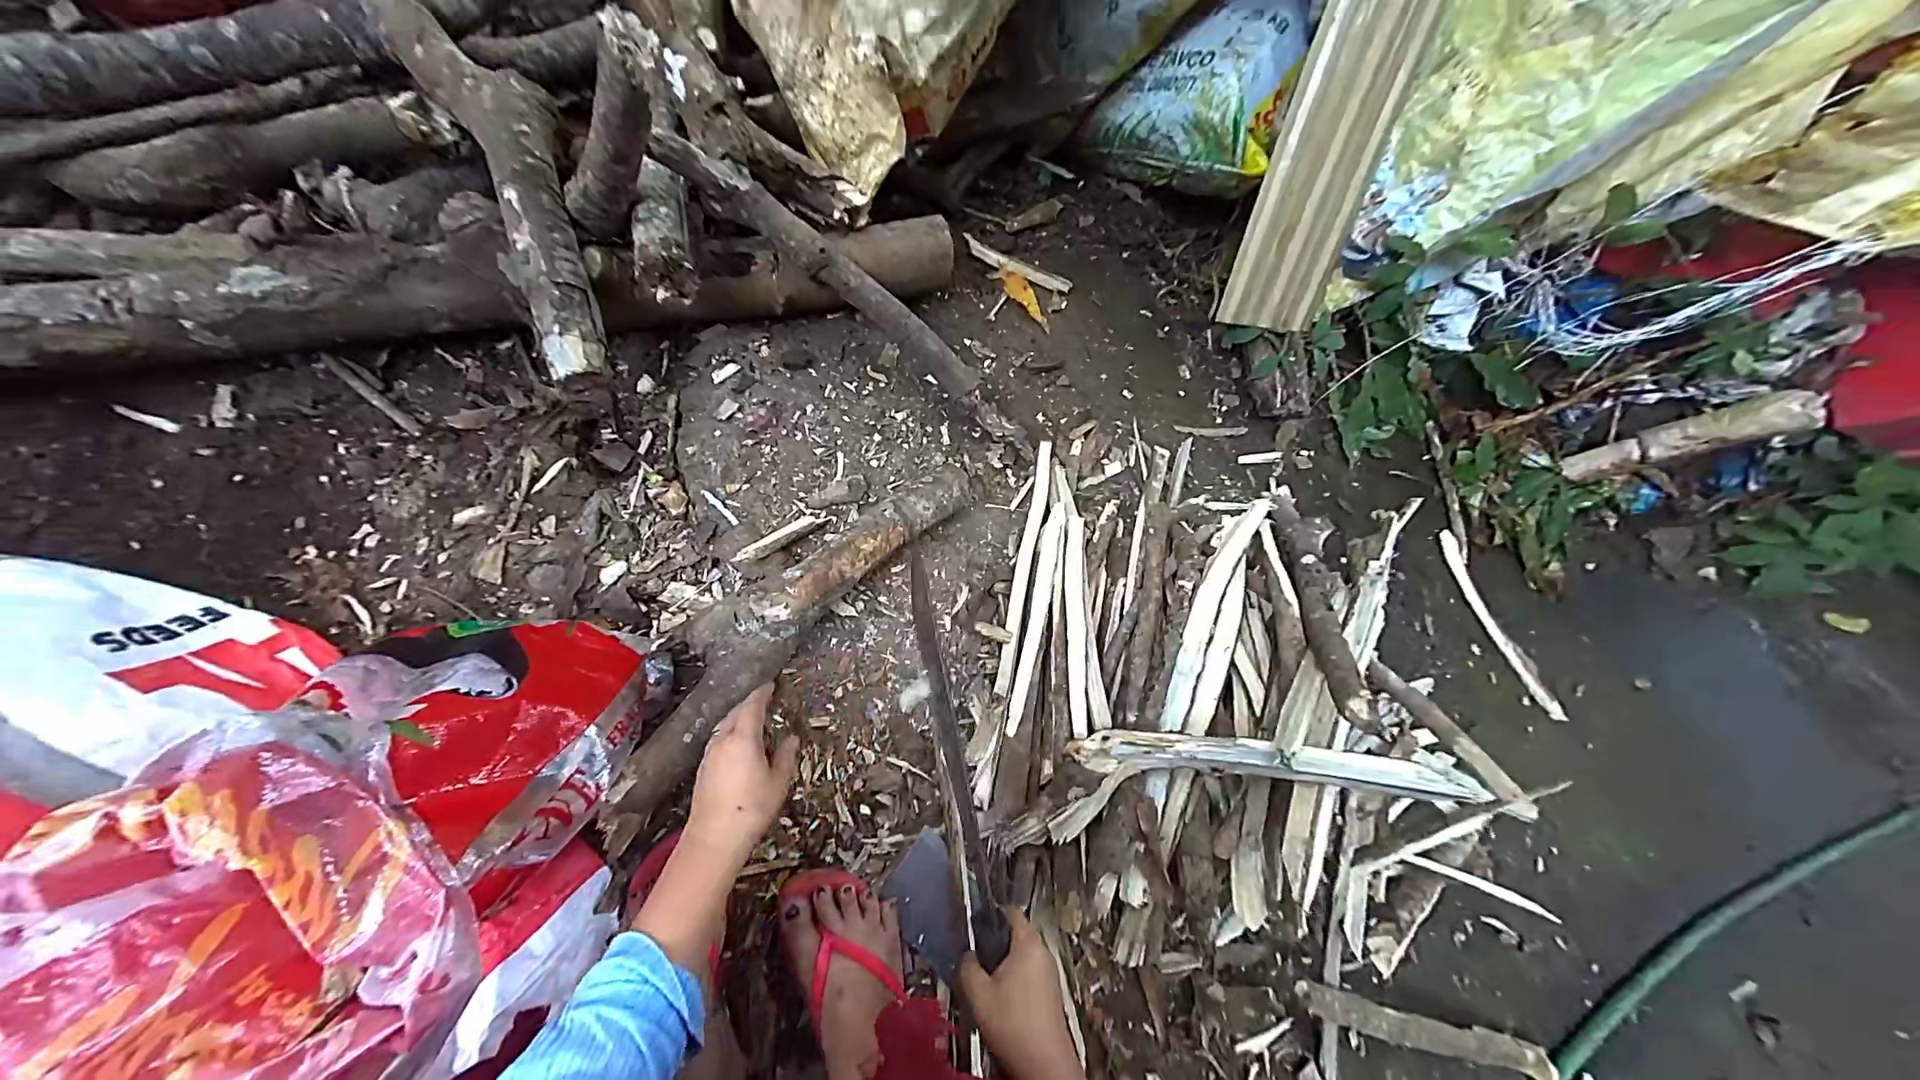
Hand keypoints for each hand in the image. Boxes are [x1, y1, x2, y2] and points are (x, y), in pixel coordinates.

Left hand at [685, 682, 798, 863]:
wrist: (714, 838)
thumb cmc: (752, 808)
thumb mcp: (778, 782)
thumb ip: (786, 756)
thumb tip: (791, 739)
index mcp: (743, 738)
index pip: (752, 706)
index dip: (761, 693)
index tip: (770, 685)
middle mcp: (722, 740)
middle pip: (735, 713)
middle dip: (749, 704)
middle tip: (764, 702)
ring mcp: (709, 755)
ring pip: (724, 727)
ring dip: (738, 719)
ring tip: (753, 723)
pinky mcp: (702, 769)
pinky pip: (718, 741)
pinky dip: (730, 735)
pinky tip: (739, 746)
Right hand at [959, 907, 1083, 1079]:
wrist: (1043, 1064)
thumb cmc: (1012, 1024)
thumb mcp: (978, 993)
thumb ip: (968, 966)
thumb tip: (967, 955)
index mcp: (1028, 944)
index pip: (1012, 912)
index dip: (992, 911)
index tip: (976, 919)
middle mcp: (1043, 953)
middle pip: (1017, 934)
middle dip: (996, 941)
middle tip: (976, 952)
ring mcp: (1050, 974)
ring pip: (1023, 955)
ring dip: (1005, 962)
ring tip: (985, 977)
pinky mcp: (1052, 993)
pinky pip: (1030, 973)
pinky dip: (1016, 977)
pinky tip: (1001, 996)